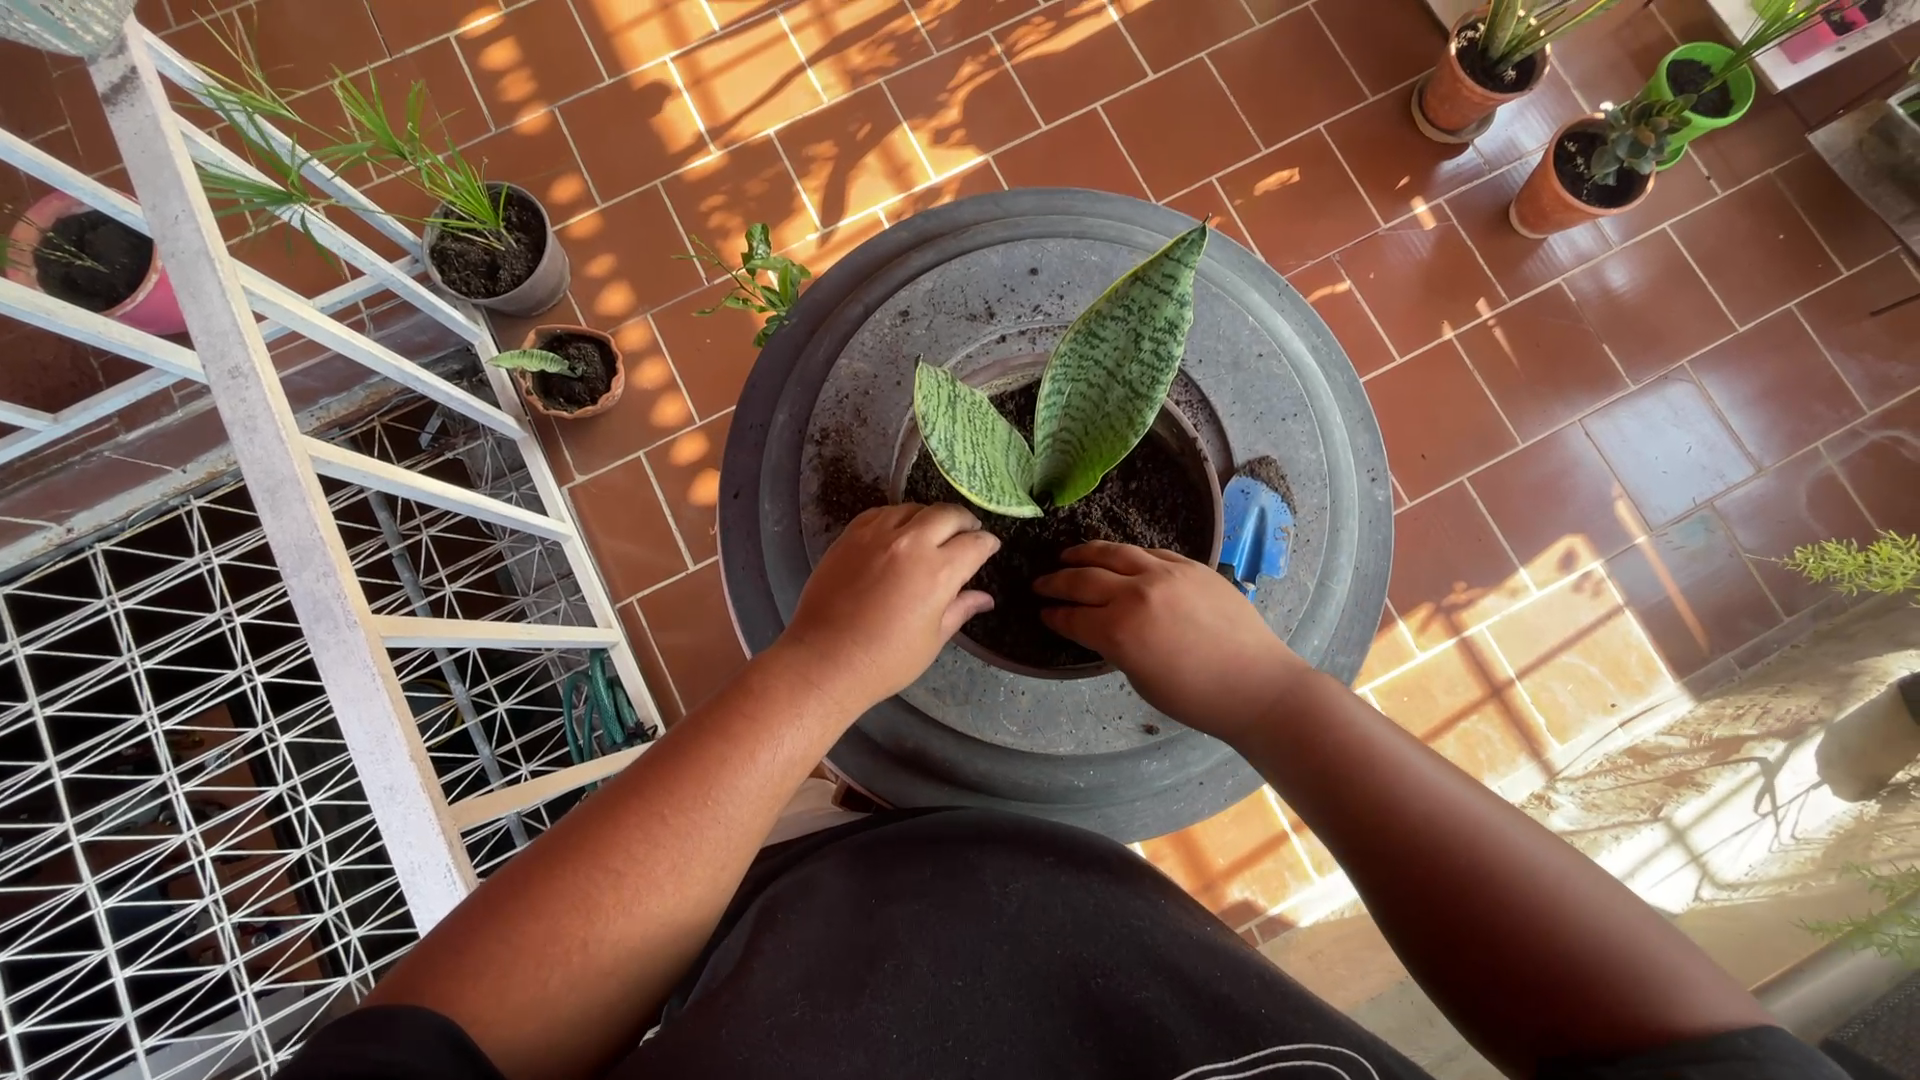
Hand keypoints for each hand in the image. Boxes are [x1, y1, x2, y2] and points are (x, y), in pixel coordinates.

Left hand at [775, 503, 998, 710]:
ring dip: (930, 517)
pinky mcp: (850, 536)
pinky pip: (881, 513)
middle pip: (947, 514)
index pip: (975, 544)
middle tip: (968, 533)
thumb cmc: (886, 660)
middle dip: (965, 522)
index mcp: (938, 572)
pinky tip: (898, 532)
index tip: (990, 547)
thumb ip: (960, 609)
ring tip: (933, 532)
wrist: (825, 660)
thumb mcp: (932, 638)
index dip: (988, 544)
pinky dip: (897, 517)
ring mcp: (876, 535)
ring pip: (913, 508)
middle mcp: (910, 544)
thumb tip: (984, 598)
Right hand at [1033, 542, 1317, 745]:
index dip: (1053, 615)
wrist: (1257, 685)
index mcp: (1118, 631)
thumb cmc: (1196, 698)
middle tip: (1041, 583)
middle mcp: (1135, 594)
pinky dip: (1127, 554)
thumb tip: (1103, 628)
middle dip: (1056, 582)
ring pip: (1114, 553)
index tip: (1042, 612)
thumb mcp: (1140, 678)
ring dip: (1085, 553)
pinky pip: (1149, 552)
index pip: (1072, 617)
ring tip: (1068, 555)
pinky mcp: (1191, 566)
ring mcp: (1165, 574)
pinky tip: (1118, 555)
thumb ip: (1115, 646)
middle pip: (1083, 579)